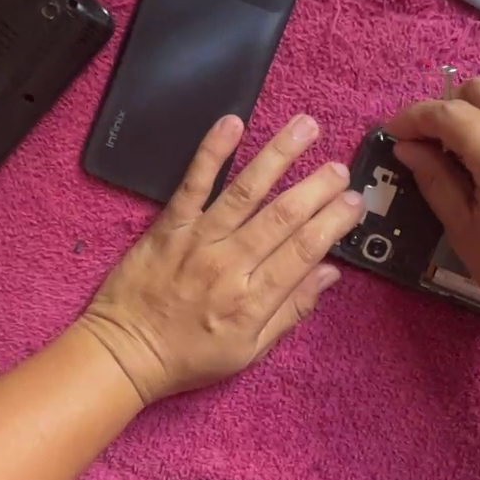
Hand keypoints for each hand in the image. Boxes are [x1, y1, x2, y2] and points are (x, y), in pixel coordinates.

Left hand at [76, 114, 365, 404]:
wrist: (124, 353)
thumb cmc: (189, 357)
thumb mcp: (248, 352)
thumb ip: (291, 311)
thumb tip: (329, 273)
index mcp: (253, 300)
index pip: (303, 251)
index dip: (333, 223)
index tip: (355, 201)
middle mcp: (230, 265)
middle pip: (282, 217)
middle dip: (317, 187)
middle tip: (341, 166)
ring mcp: (199, 241)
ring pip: (246, 192)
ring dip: (279, 156)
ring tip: (305, 127)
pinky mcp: (170, 225)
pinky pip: (194, 183)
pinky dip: (213, 151)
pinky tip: (232, 123)